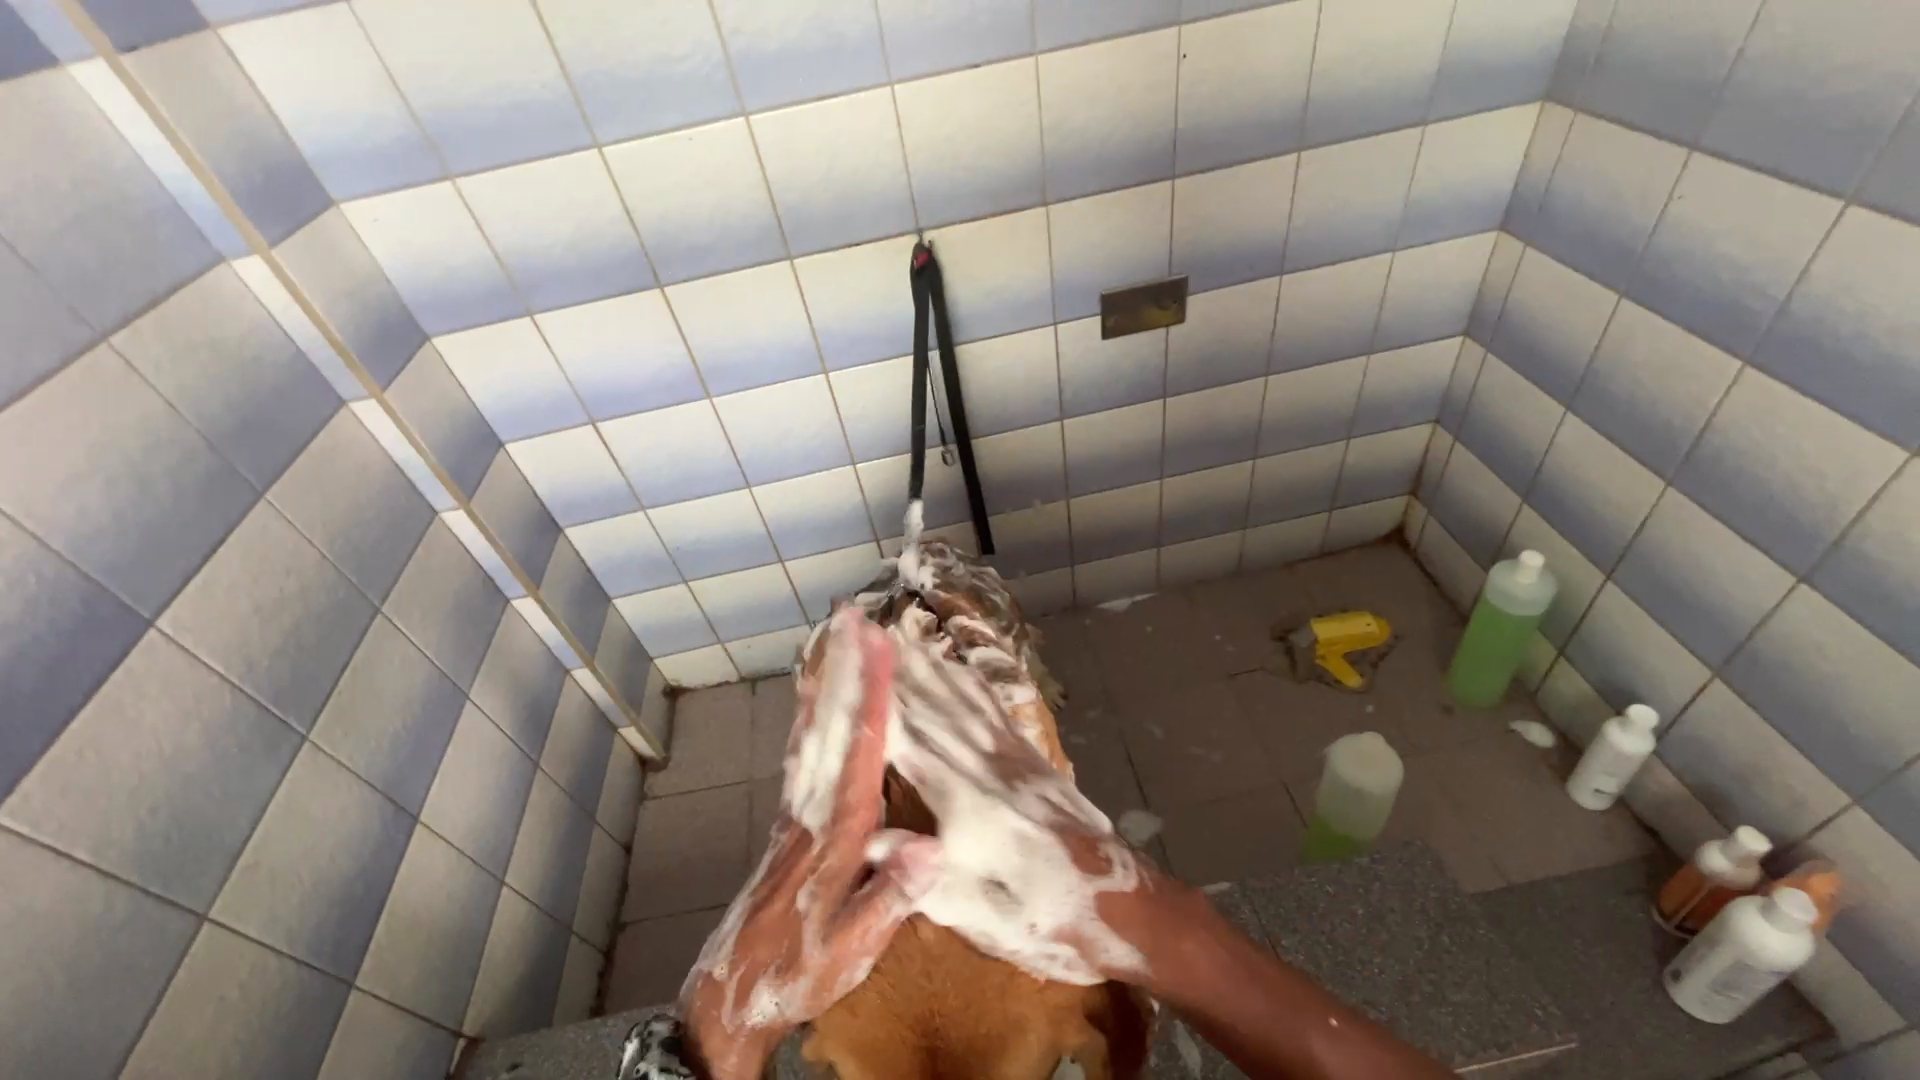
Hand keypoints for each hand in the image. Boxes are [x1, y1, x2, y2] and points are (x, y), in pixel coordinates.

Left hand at [678, 612, 938, 1079]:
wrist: (733, 991)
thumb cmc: (800, 971)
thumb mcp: (852, 949)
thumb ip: (889, 898)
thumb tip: (933, 849)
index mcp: (834, 834)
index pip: (859, 753)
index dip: (872, 698)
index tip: (879, 648)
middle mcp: (811, 809)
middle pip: (830, 727)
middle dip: (845, 668)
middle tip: (852, 616)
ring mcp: (794, 810)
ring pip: (811, 733)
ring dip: (827, 681)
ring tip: (835, 638)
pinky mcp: (787, 819)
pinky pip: (800, 752)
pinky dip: (810, 715)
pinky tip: (815, 702)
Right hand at [883, 631, 1161, 986]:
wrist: (1120, 903)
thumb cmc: (1042, 916)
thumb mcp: (978, 916)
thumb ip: (923, 877)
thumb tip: (865, 842)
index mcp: (964, 803)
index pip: (905, 740)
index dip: (872, 702)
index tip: (843, 669)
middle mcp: (984, 766)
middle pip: (929, 706)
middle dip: (892, 667)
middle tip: (860, 631)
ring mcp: (1010, 756)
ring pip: (959, 698)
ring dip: (925, 664)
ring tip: (897, 634)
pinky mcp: (1030, 757)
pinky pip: (992, 706)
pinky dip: (967, 680)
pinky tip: (955, 666)